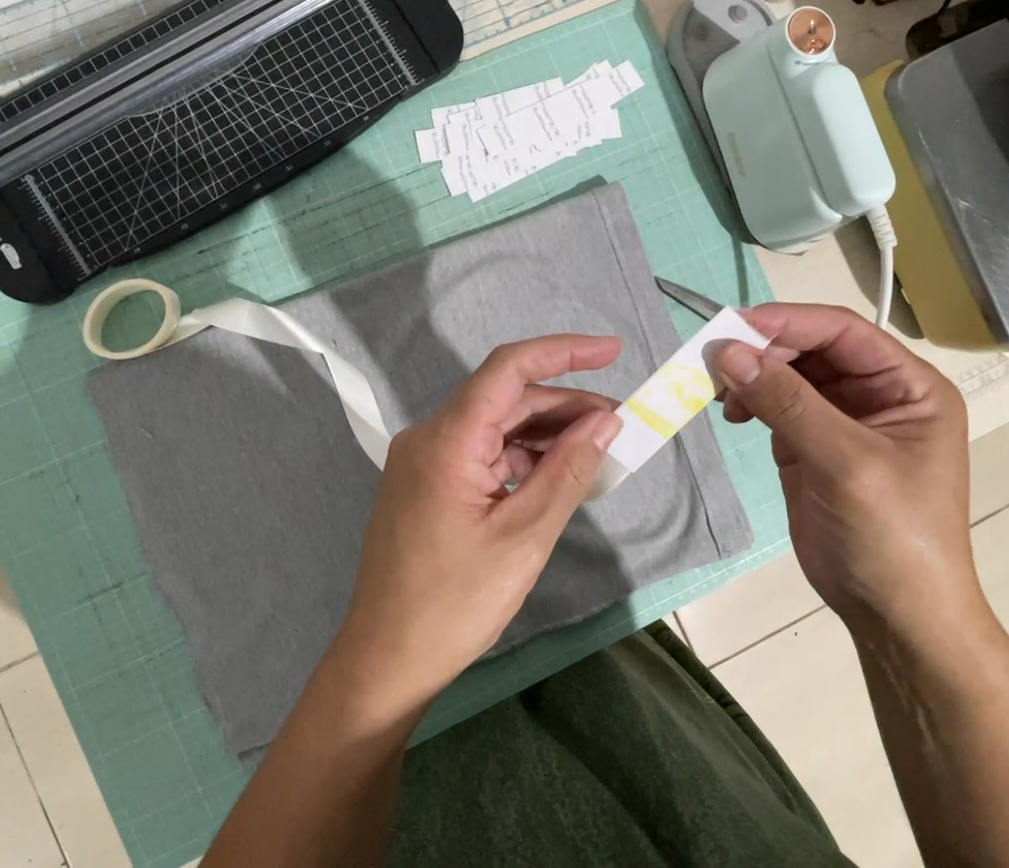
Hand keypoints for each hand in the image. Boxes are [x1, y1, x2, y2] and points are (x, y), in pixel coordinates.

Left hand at [326, 335, 623, 721]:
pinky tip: (556, 475)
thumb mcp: (525, 536)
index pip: (507, 369)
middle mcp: (428, 437)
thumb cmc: (455, 602)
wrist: (388, 658)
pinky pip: (480, 454)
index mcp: (446, 440)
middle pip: (504, 399)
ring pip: (494, 427)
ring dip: (545, 434)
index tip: (613, 351)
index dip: (563, 351)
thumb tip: (606, 421)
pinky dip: (520, 459)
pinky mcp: (425, 485)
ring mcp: (422, 461)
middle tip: (620, 423)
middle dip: (564, 404)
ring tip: (597, 451)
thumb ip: (568, 470)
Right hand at [712, 304, 976, 632]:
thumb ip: (788, 403)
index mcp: (908, 386)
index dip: (787, 323)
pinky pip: (773, 405)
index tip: (731, 328)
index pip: (841, 333)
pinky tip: (729, 412)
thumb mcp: (846, 462)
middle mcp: (876, 393)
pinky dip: (748, 400)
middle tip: (711, 359)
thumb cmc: (891, 534)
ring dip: (750, 374)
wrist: (893, 612)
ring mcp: (840, 420)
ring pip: (787, 375)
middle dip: (762, 350)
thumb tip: (727, 353)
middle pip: (811, 349)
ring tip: (713, 387)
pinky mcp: (809, 445)